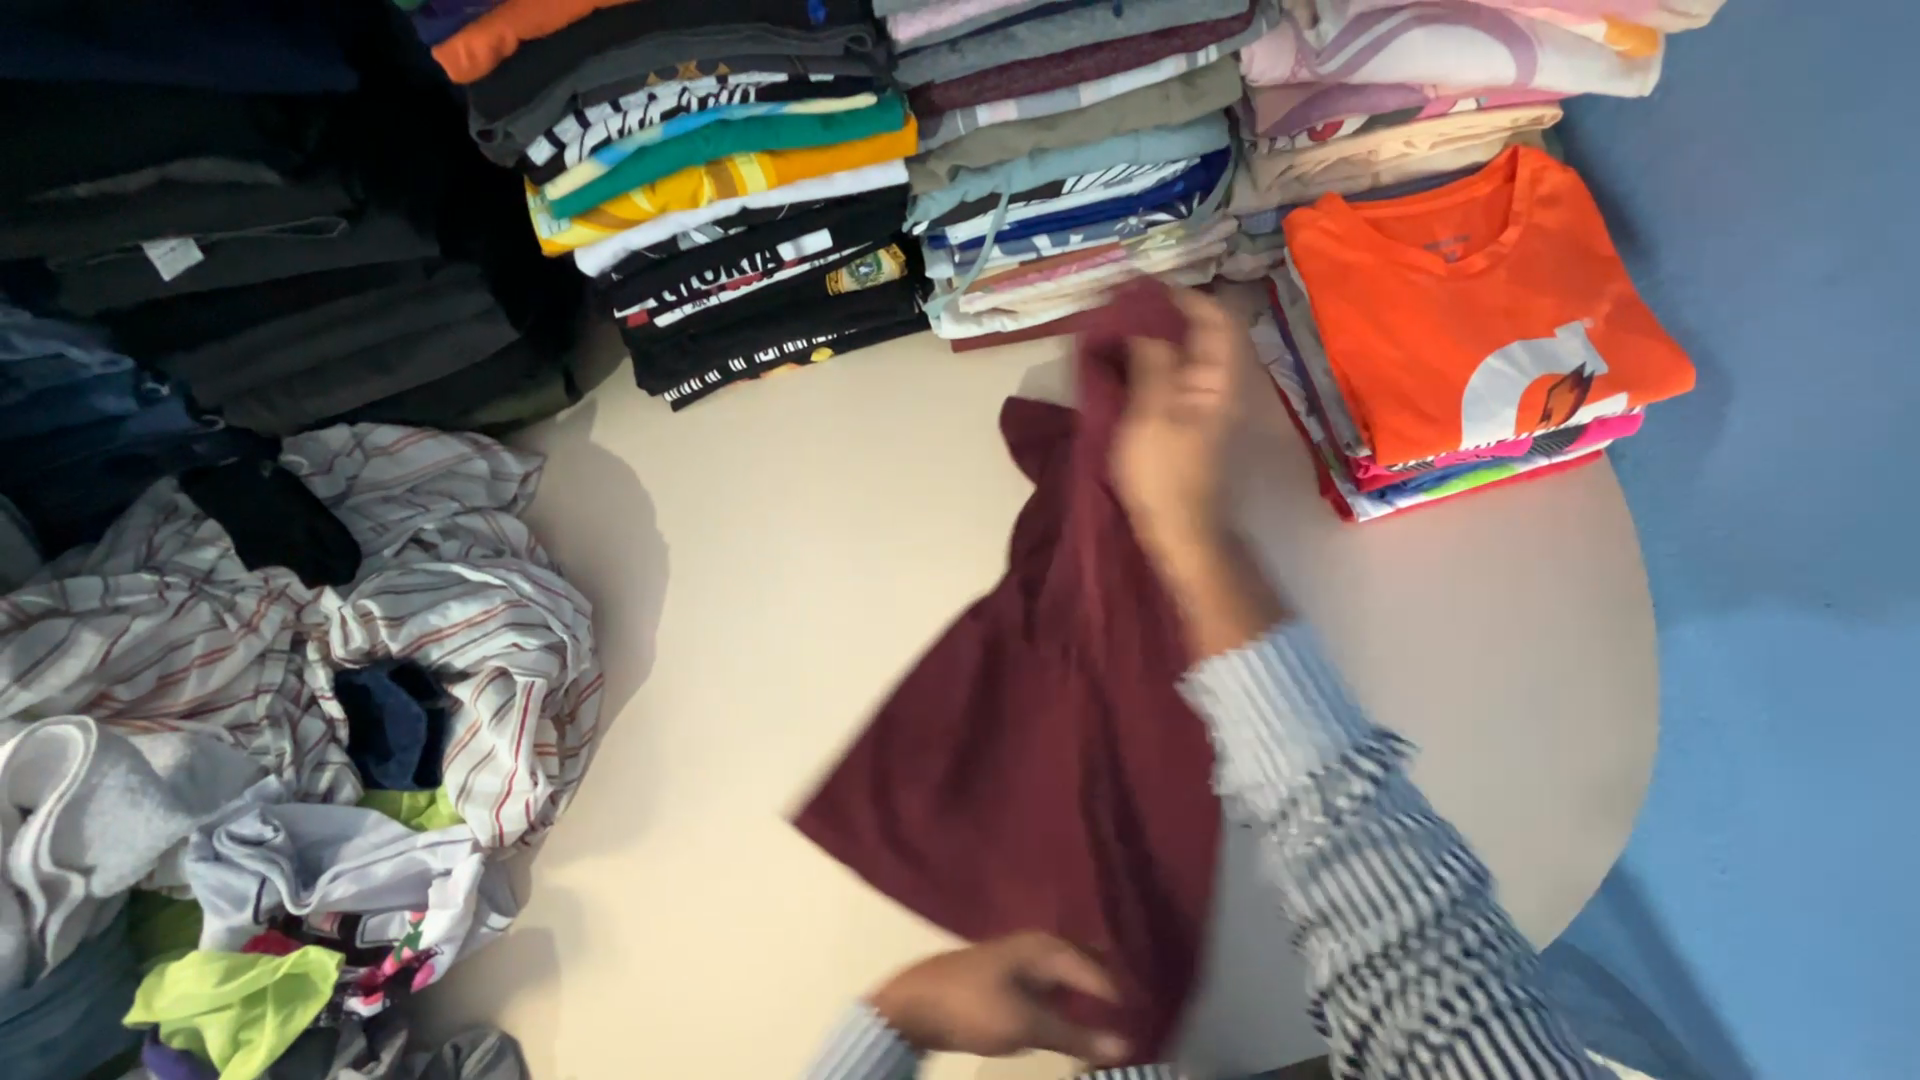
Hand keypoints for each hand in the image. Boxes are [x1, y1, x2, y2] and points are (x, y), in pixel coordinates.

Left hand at [867, 932, 1129, 1063]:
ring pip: (1072, 973)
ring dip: (1093, 994)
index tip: (1155, 1018)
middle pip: (1090, 963)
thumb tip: (1126, 1045)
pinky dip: (1072, 1000)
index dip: (1128, 997)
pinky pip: (1055, 983)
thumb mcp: (1027, 1026)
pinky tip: (1078, 1020)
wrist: (917, 1002)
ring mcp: (1026, 958)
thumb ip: (1076, 1035)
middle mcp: (1042, 945)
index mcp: (1049, 948)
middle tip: (1144, 1015)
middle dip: (1115, 985)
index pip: (1102, 973)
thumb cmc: (975, 1007)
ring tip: (1119, 1021)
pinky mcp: (1013, 976)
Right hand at [1111, 286, 1252, 573]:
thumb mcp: (1152, 412)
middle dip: (1160, 314)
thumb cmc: (1163, 473)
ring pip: (1181, 355)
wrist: (1175, 530)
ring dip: (1150, 338)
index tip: (1138, 289)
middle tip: (1119, 308)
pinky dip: (1145, 363)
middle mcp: (1216, 384)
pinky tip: (1119, 365)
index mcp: (1217, 378)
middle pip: (1197, 333)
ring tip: (1113, 330)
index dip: (1180, 296)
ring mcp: (1200, 404)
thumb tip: (1144, 321)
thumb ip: (1151, 361)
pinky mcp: (1183, 421)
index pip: (1213, 317)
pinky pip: (1168, 377)